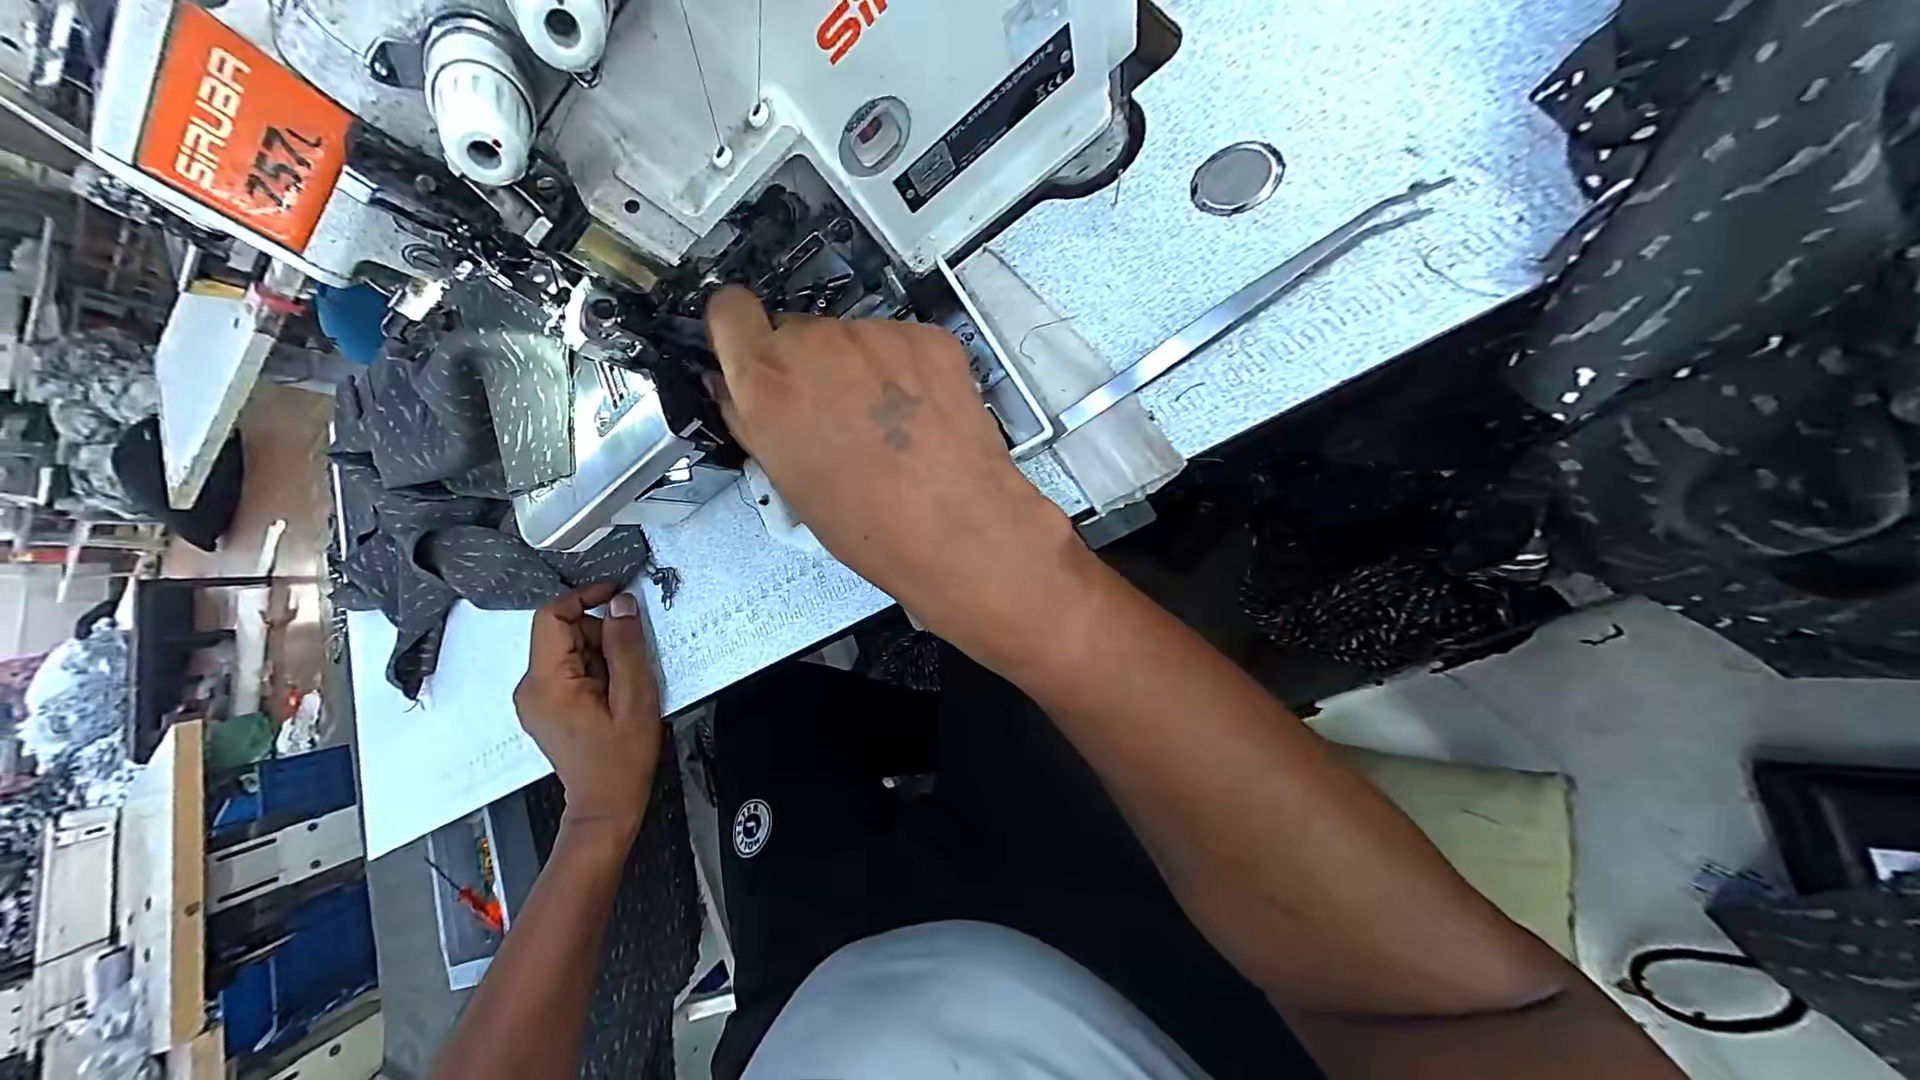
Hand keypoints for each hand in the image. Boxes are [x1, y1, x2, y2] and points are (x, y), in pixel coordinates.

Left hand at [514, 583, 661, 835]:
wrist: (606, 803)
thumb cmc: (622, 757)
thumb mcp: (635, 695)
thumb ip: (626, 645)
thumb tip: (621, 604)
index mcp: (546, 683)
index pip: (550, 617)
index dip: (583, 597)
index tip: (616, 593)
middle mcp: (530, 687)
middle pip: (562, 633)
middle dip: (600, 634)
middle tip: (631, 660)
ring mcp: (534, 698)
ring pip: (568, 650)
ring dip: (601, 654)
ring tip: (624, 685)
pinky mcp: (545, 705)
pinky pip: (569, 668)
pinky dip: (595, 669)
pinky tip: (613, 693)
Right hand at [705, 287, 1095, 657]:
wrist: (955, 527)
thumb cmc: (875, 525)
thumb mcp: (789, 482)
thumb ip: (755, 422)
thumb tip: (738, 394)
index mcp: (767, 383)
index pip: (729, 312)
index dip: (739, 332)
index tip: (752, 347)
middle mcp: (817, 346)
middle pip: (795, 331)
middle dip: (807, 366)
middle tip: (831, 413)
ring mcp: (875, 337)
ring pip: (850, 338)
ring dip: (859, 370)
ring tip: (883, 427)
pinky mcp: (926, 339)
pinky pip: (900, 342)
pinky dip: (905, 369)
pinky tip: (916, 418)